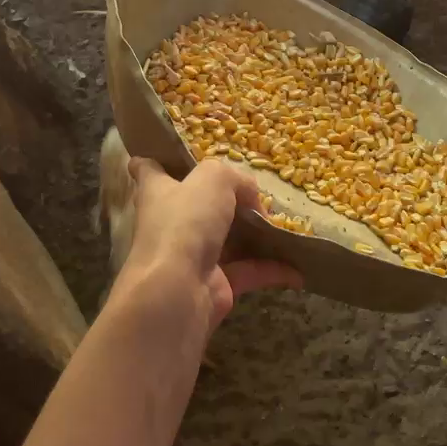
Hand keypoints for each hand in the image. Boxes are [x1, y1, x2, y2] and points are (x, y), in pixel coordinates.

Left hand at [122, 157, 302, 330]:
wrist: (178, 291)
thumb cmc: (185, 222)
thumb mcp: (214, 178)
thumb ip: (236, 179)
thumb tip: (252, 199)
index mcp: (159, 191)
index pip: (148, 170)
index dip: (155, 161)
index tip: (164, 154)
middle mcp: (172, 222)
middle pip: (194, 204)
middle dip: (221, 199)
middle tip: (252, 192)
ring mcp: (192, 255)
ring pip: (226, 239)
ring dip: (253, 235)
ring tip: (280, 224)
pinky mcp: (215, 284)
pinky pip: (248, 271)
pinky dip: (272, 269)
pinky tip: (297, 268)